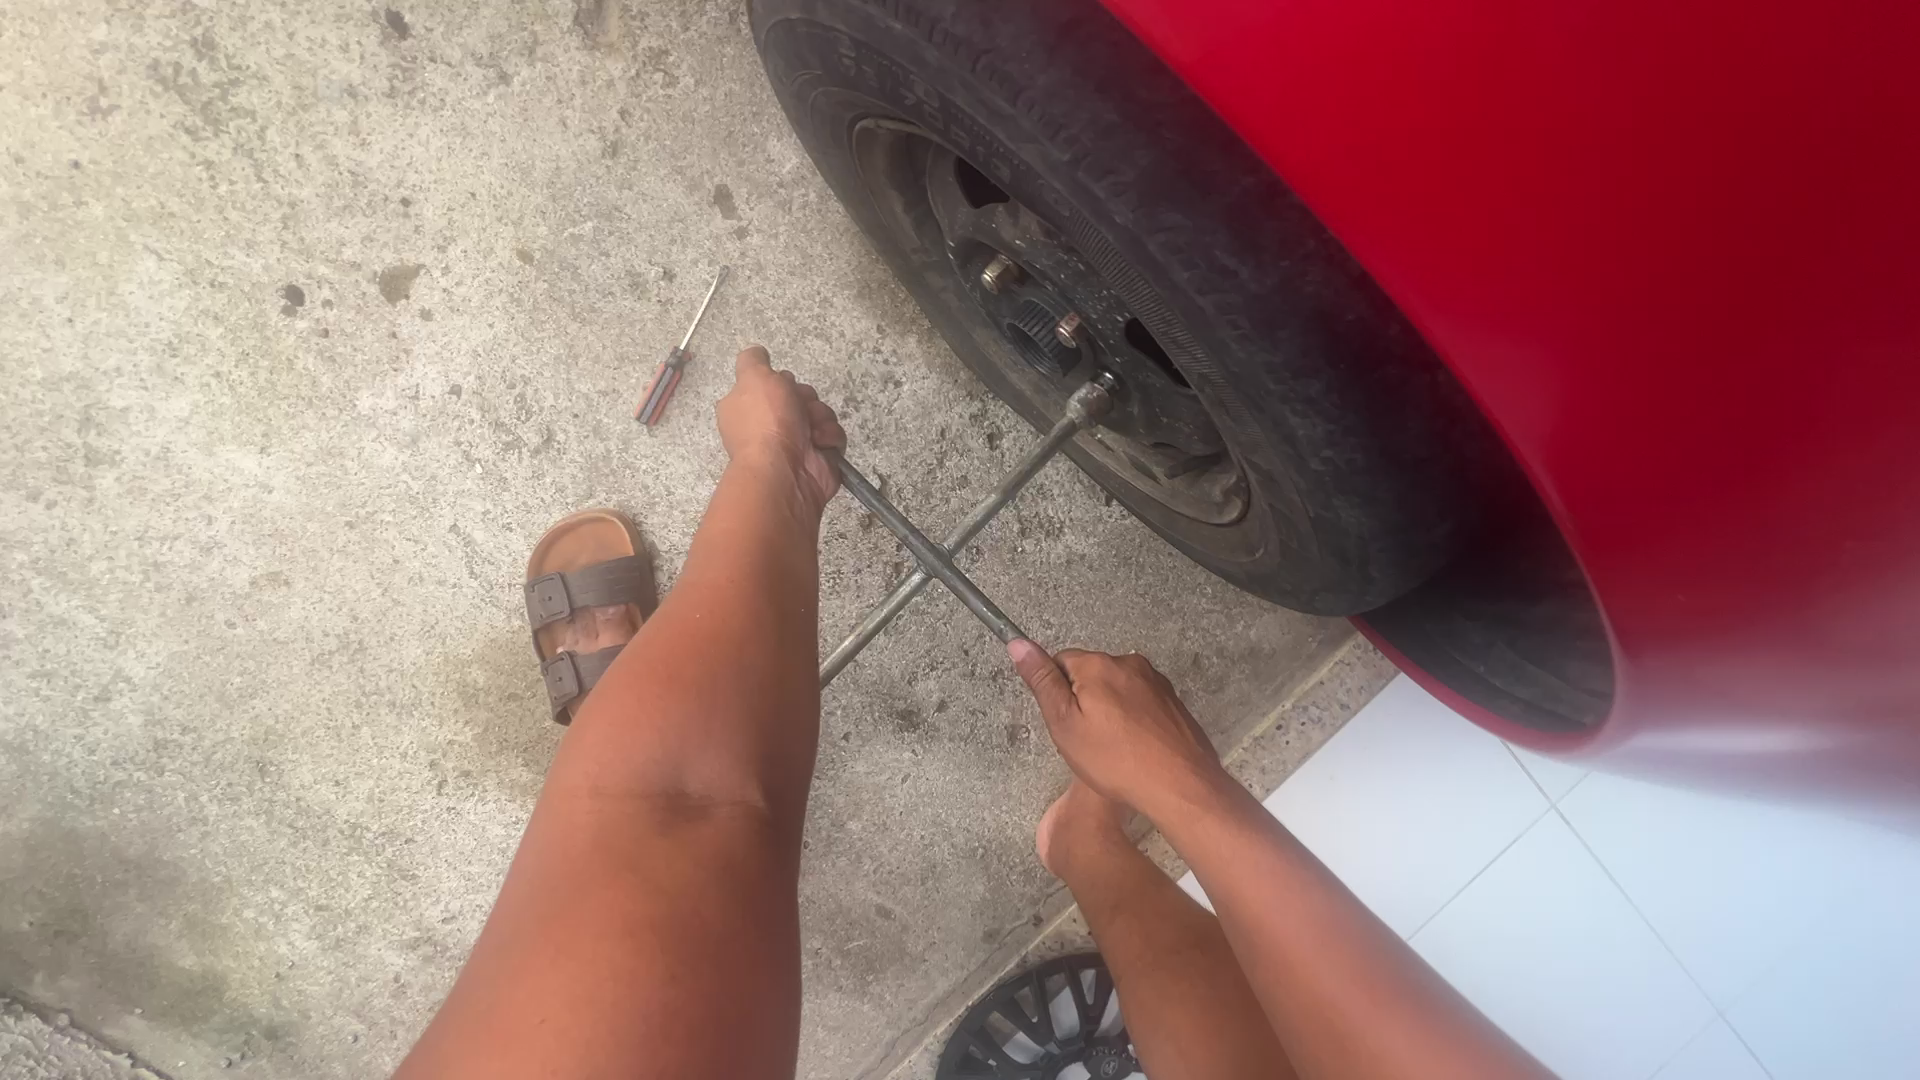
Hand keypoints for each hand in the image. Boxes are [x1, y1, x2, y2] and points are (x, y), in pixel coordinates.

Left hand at [716, 346, 846, 515]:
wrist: (786, 470)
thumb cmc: (766, 423)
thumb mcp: (754, 377)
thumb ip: (754, 360)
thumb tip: (759, 353)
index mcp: (748, 406)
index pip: (774, 383)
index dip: (781, 382)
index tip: (780, 387)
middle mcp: (769, 424)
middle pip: (801, 395)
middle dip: (805, 399)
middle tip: (797, 410)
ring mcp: (795, 442)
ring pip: (821, 413)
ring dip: (820, 418)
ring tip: (810, 432)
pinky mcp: (819, 456)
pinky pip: (834, 435)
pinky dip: (830, 437)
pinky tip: (820, 444)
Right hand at [1009, 641, 1226, 815]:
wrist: (1179, 785)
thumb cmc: (1116, 759)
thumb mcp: (1065, 723)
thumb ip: (1041, 680)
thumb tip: (1018, 644)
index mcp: (1098, 664)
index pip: (1060, 662)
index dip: (1057, 694)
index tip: (1066, 722)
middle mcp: (1128, 663)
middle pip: (1090, 675)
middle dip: (1084, 702)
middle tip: (1087, 740)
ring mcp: (1155, 681)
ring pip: (1116, 690)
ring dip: (1109, 711)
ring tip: (1113, 749)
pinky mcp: (1173, 701)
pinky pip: (1141, 703)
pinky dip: (1133, 720)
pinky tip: (1135, 748)